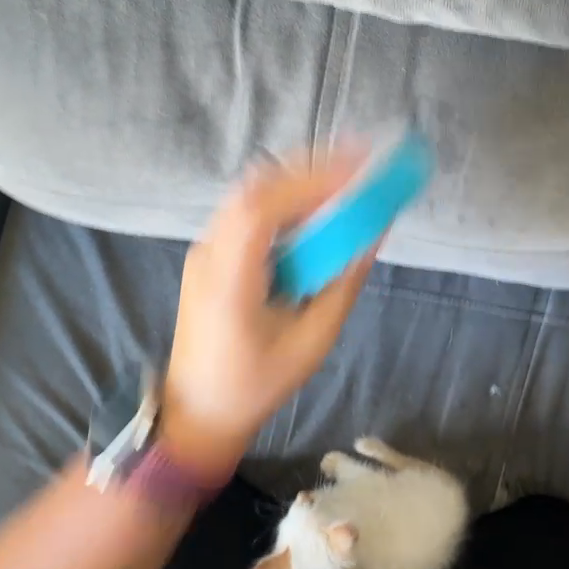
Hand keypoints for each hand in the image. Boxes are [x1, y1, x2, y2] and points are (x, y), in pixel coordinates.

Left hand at [161, 149, 375, 470]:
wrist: (195, 410)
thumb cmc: (256, 384)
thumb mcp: (312, 341)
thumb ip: (343, 283)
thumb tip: (374, 233)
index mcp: (228, 281)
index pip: (260, 210)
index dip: (310, 183)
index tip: (358, 171)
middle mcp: (209, 253)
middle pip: (255, 187)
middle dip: (312, 167)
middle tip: (363, 159)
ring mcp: (205, 249)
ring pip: (251, 191)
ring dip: (300, 176)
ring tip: (348, 173)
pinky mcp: (212, 251)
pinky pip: (249, 207)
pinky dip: (287, 194)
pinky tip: (319, 198)